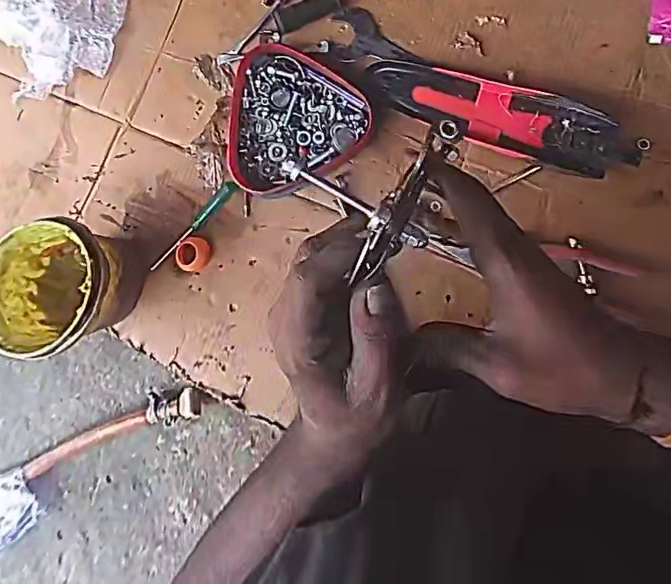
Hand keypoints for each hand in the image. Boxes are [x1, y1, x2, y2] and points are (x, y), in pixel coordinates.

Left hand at [269, 216, 405, 478]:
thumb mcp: (376, 392)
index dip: (340, 252)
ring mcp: (289, 306)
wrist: (333, 433)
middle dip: (346, 240)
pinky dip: (345, 251)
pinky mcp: (301, 301)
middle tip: (386, 236)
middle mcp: (284, 317)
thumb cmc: (354, 420)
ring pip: (311, 254)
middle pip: (307, 258)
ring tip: (382, 242)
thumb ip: (376, 340)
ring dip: (346, 241)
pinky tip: (370, 256)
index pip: (306, 278)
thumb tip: (376, 287)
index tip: (375, 242)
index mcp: (297, 340)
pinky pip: (319, 262)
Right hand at [416, 163, 670, 435]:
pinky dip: (471, 215)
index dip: (443, 177)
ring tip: (425, 192)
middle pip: (477, 198)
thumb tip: (411, 344)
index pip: (470, 203)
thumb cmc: (568, 367)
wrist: (622, 369)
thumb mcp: (500, 367)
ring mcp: (527, 252)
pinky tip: (455, 226)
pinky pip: (495, 226)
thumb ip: (450, 349)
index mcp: (506, 262)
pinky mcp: (533, 262)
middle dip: (444, 179)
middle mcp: (517, 247)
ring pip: (487, 209)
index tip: (420, 160)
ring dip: (457, 195)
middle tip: (414, 171)